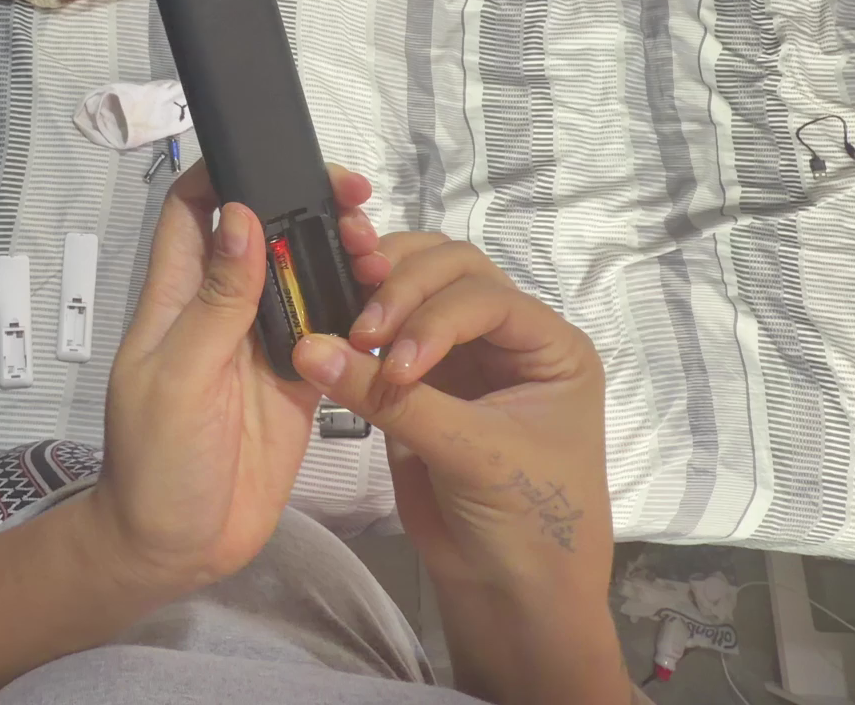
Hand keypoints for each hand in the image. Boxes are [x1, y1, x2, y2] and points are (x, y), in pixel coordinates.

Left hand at [91, 162, 383, 587]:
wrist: (177, 543)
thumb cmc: (157, 457)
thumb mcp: (178, 374)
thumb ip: (215, 301)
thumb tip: (240, 217)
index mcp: (178, 295)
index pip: (190, 210)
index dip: (222, 174)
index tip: (271, 153)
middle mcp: (220, 306)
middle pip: (258, 234)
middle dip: (299, 205)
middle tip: (354, 198)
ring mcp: (260, 340)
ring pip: (298, 274)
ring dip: (333, 252)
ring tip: (376, 245)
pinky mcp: (297, 376)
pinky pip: (327, 327)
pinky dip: (354, 307)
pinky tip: (386, 294)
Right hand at [290, 235, 622, 703]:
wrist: (505, 588)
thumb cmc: (523, 522)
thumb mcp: (468, 454)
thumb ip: (385, 397)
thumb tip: (305, 347)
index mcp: (549, 346)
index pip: (484, 296)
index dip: (434, 319)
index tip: (397, 370)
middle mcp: (507, 334)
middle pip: (452, 266)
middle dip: (403, 288)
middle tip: (363, 332)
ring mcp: (462, 345)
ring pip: (419, 277)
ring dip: (381, 286)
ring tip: (348, 319)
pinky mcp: (419, 365)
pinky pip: (387, 321)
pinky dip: (360, 314)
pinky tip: (338, 328)